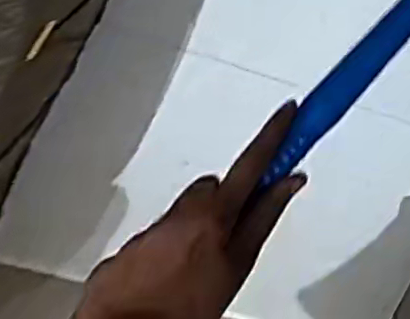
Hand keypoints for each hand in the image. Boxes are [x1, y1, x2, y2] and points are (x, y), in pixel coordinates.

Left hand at [75, 103, 307, 318]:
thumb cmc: (182, 312)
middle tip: (229, 235)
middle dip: (223, 203)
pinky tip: (164, 281)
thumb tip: (290, 181)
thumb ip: (264, 216)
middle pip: (211, 189)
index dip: (275, 132)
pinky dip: (160, 255)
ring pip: (179, 219)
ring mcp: (145, 234)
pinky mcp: (118, 257)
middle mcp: (178, 213)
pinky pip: (149, 244)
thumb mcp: (238, 265)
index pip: (254, 160)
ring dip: (190, 234)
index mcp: (214, 212)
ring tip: (193, 273)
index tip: (289, 110)